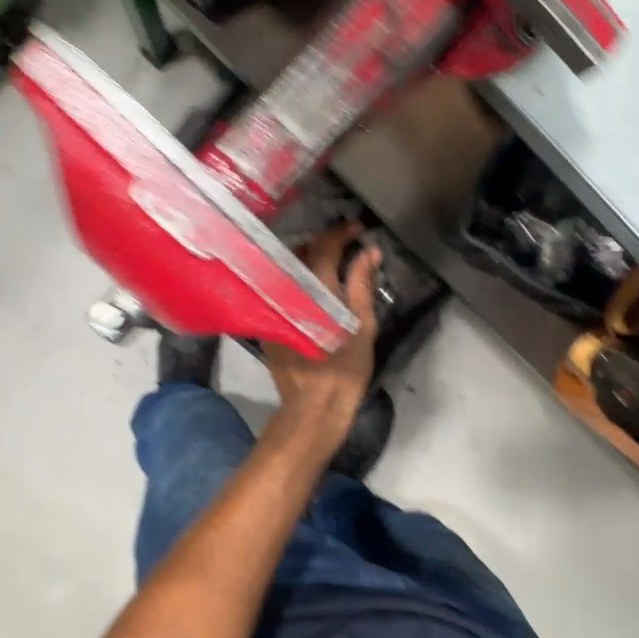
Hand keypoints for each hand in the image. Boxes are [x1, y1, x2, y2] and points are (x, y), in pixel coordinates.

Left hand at [261, 224, 381, 450]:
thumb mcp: (363, 327)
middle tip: (345, 245)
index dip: (341, 233)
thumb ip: (362, 285)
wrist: (313, 408)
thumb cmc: (345, 369)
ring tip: (330, 264)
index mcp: (315, 290)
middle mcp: (288, 292)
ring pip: (287, 271)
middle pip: (300, 254)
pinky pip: (281, 291)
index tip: (358, 228)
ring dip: (308, 261)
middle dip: (322, 243)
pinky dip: (297, 282)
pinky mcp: (269, 324)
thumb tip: (369, 252)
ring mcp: (274, 308)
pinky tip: (311, 290)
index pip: (324, 247)